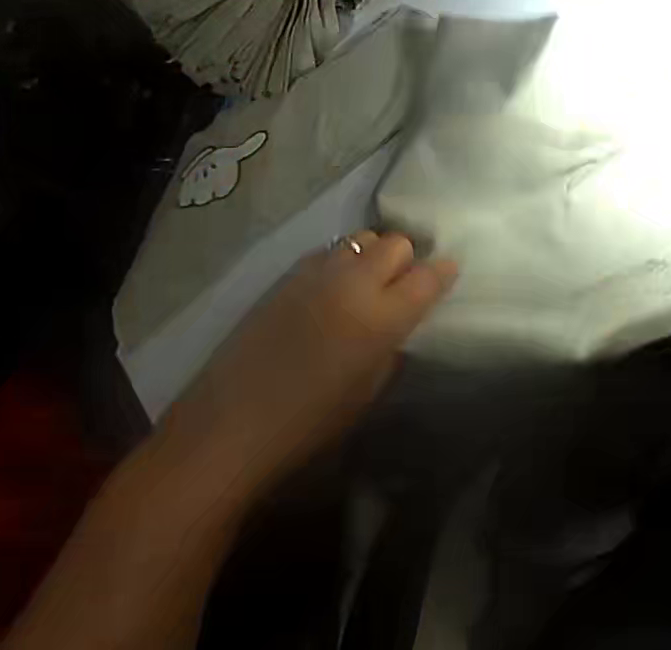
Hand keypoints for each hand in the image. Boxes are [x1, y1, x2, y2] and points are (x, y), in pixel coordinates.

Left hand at [162, 230, 456, 483]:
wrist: (225, 431)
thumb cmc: (309, 423)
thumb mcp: (371, 388)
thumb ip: (394, 343)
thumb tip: (403, 320)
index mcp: (381, 318)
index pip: (430, 275)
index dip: (443, 273)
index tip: (445, 278)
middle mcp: (352, 285)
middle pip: (397, 244)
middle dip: (407, 259)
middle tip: (400, 284)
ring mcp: (315, 277)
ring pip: (362, 239)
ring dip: (372, 256)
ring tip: (365, 282)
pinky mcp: (284, 279)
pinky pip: (327, 252)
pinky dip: (339, 262)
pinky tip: (330, 289)